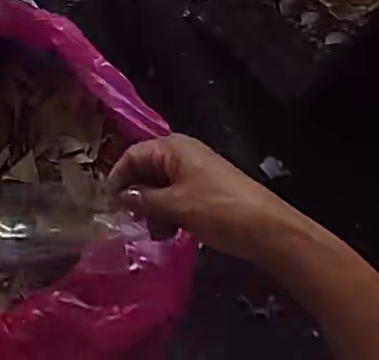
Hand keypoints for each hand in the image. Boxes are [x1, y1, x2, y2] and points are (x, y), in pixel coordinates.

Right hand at [107, 135, 305, 261]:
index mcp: (172, 147)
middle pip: (147, 168)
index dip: (119, 176)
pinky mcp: (208, 186)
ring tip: (155, 231)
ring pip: (162, 183)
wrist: (271, 230)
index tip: (107, 200)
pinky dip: (170, 209)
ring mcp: (196, 168)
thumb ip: (144, 200)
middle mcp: (182, 151)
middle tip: (130, 219)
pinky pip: (178, 192)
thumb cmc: (219, 211)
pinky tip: (171, 231)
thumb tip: (122, 196)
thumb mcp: (176, 207)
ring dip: (154, 206)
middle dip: (138, 194)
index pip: (133, 154)